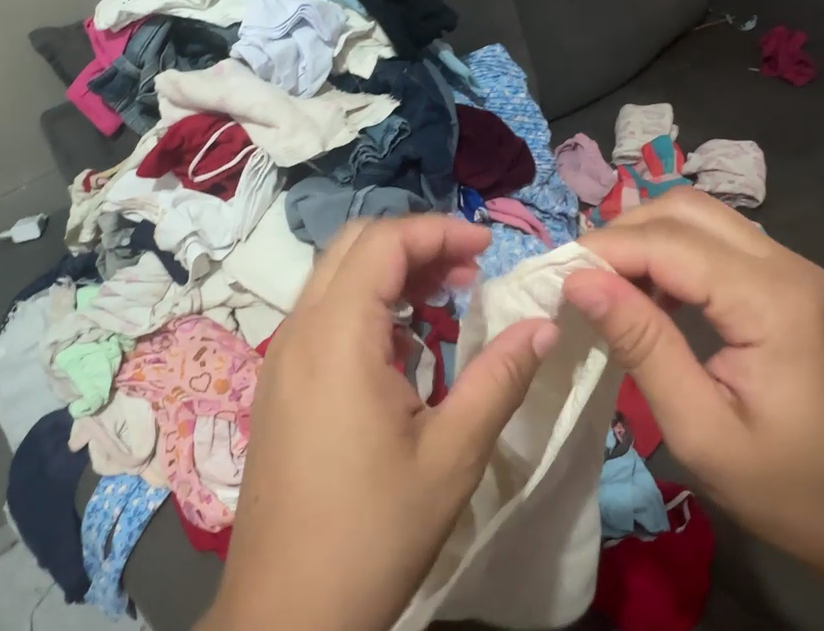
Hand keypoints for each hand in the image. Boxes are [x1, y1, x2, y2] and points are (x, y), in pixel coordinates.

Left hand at [200, 215, 558, 630]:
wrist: (287, 610)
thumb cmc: (375, 531)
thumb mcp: (453, 455)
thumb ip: (500, 378)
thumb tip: (545, 325)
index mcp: (337, 337)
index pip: (383, 242)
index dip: (439, 231)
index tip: (490, 247)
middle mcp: (299, 332)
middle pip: (352, 247)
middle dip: (415, 244)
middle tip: (470, 270)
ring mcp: (281, 359)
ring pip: (333, 280)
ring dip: (389, 274)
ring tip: (446, 300)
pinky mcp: (278, 386)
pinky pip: (322, 317)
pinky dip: (365, 306)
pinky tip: (404, 349)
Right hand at [563, 189, 823, 581]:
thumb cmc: (786, 488)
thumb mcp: (700, 429)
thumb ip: (642, 345)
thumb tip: (579, 281)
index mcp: (773, 301)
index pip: (669, 243)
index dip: (606, 250)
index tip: (556, 278)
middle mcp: (790, 267)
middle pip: (687, 210)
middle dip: (624, 233)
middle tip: (580, 279)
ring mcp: (798, 271)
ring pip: (704, 218)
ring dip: (649, 239)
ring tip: (608, 285)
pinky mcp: (796, 285)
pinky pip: (724, 243)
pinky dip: (677, 254)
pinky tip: (654, 296)